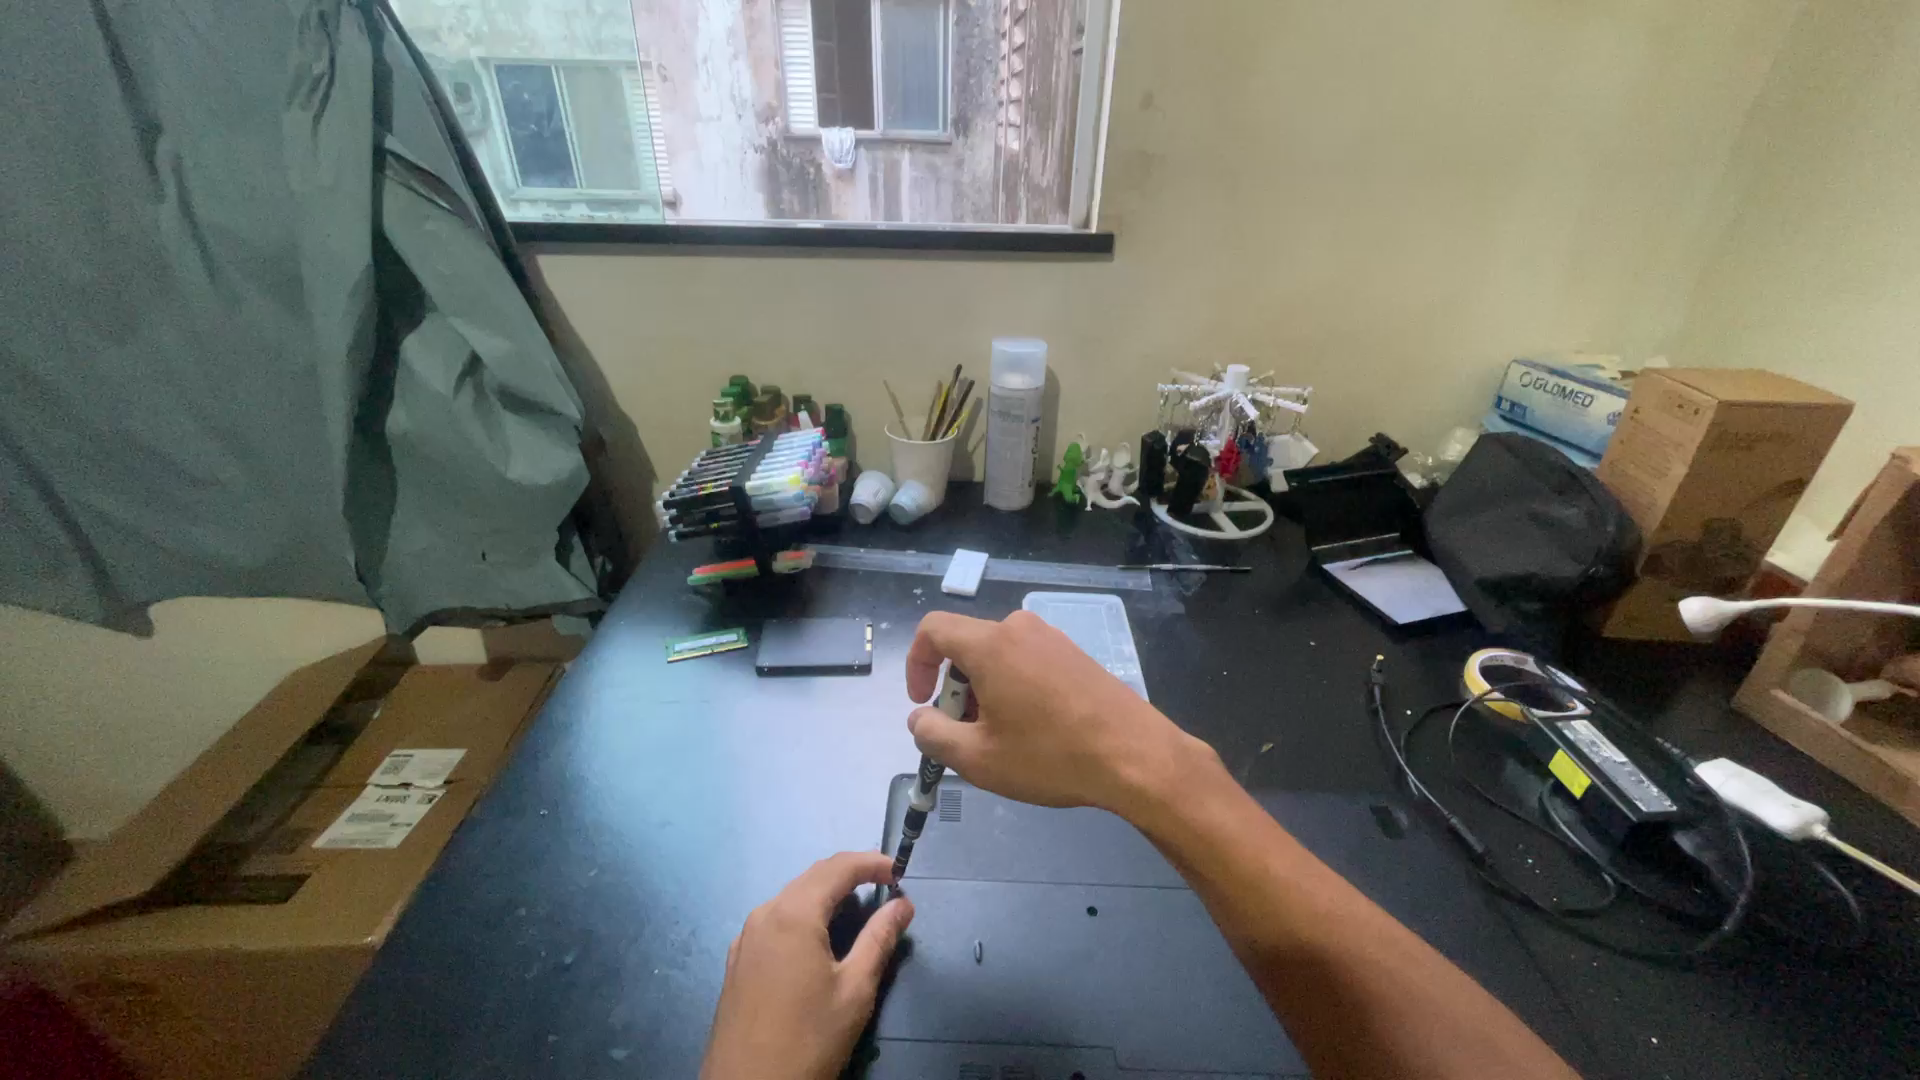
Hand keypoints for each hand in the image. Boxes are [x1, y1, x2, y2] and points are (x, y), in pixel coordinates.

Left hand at [700, 853, 914, 1079]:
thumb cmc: (807, 1040)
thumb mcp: (855, 990)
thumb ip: (880, 938)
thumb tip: (903, 905)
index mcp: (793, 913)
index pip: (839, 867)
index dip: (873, 863)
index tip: (901, 871)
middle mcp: (765, 913)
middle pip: (814, 876)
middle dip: (852, 874)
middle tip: (886, 886)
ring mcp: (746, 937)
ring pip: (793, 895)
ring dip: (828, 893)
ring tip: (860, 909)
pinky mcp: (738, 960)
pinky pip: (777, 918)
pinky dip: (805, 913)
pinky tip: (821, 938)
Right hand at [904, 611, 1216, 817]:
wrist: (1135, 756)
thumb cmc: (1050, 756)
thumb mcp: (978, 758)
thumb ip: (933, 735)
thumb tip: (920, 718)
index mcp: (991, 644)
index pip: (933, 629)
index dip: (917, 664)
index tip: (924, 704)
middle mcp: (1020, 628)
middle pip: (967, 645)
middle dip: (955, 688)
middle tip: (966, 733)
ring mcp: (1052, 638)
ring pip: (998, 656)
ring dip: (985, 691)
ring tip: (1002, 738)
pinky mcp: (1075, 654)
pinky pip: (1026, 661)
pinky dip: (1013, 687)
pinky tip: (1034, 730)